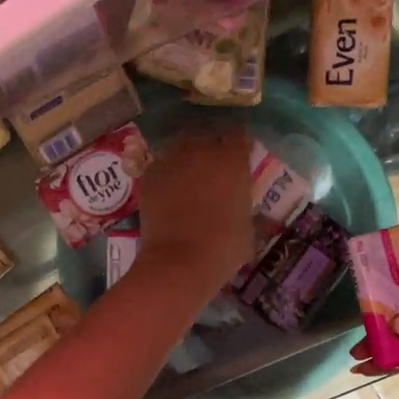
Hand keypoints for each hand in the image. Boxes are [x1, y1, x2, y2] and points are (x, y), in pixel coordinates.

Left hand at [134, 125, 253, 289]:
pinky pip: (161, 166)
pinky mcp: (150, 175)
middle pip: (208, 136)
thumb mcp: (248, 228)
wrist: (178, 263)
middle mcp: (202, 149)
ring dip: (187, 158)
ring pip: (181, 147)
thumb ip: (246, 207)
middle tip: (213, 169)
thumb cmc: (223, 248)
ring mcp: (172, 160)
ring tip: (189, 178)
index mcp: (232, 158)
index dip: (238, 146)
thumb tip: (249, 209)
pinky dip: (166, 175)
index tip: (239, 158)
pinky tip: (168, 193)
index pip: (239, 135)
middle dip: (211, 148)